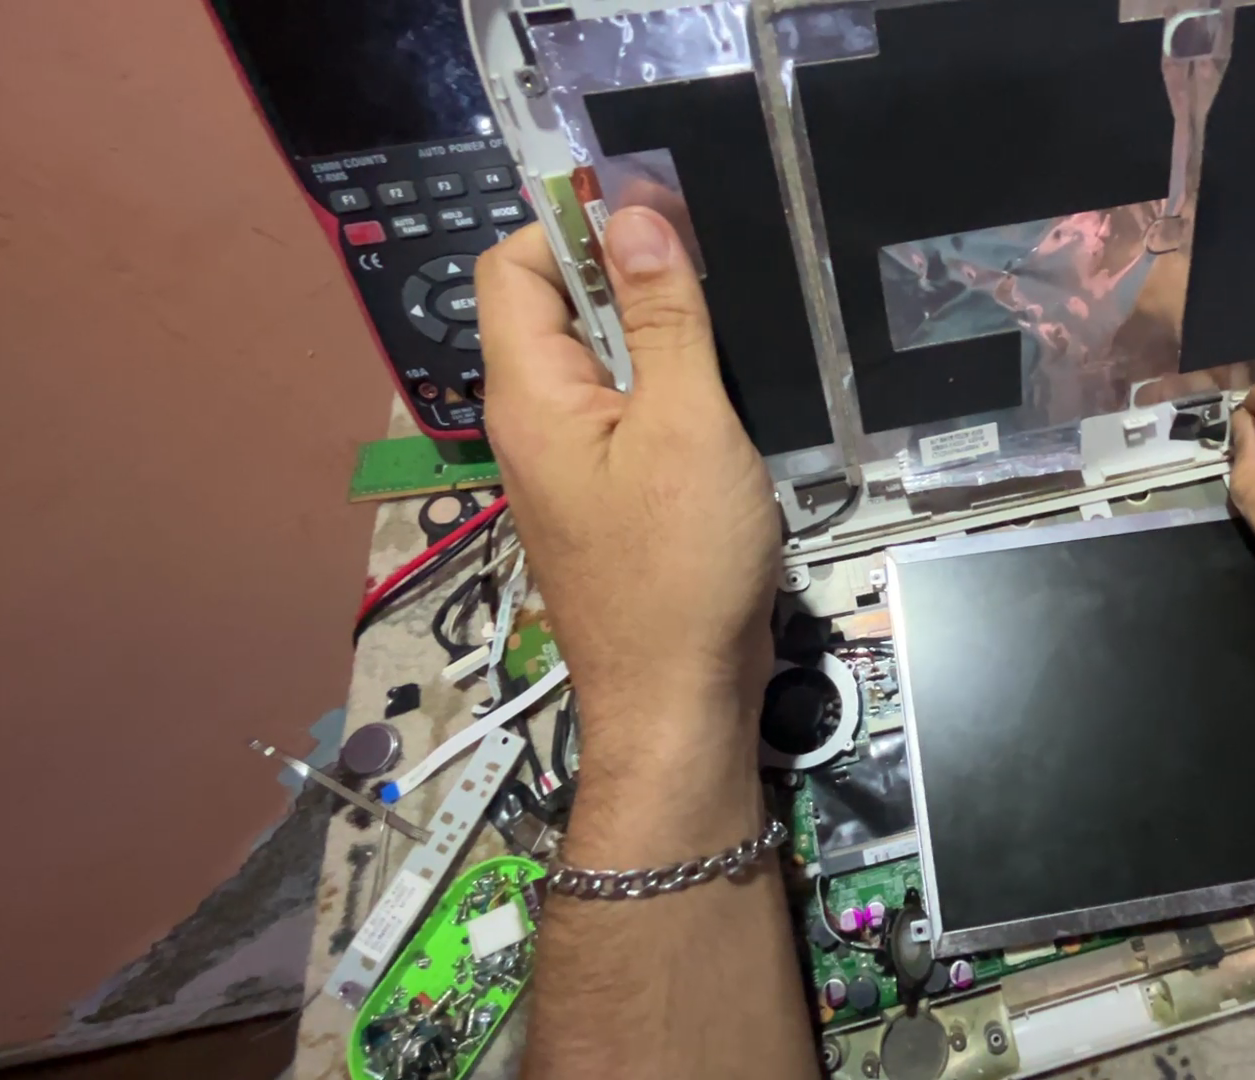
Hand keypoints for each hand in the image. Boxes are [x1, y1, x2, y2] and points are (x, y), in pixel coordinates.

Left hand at [475, 208, 779, 785]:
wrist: (681, 695)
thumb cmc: (682, 561)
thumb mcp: (687, 427)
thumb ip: (663, 322)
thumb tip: (633, 217)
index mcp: (532, 394)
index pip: (518, 267)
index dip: (576, 226)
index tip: (661, 221)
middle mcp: (540, 426)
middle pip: (566, 318)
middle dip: (635, 286)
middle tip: (719, 283)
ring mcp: (580, 470)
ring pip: (611, 376)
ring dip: (665, 347)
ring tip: (735, 343)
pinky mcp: (620, 503)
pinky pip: (638, 426)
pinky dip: (679, 402)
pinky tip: (733, 411)